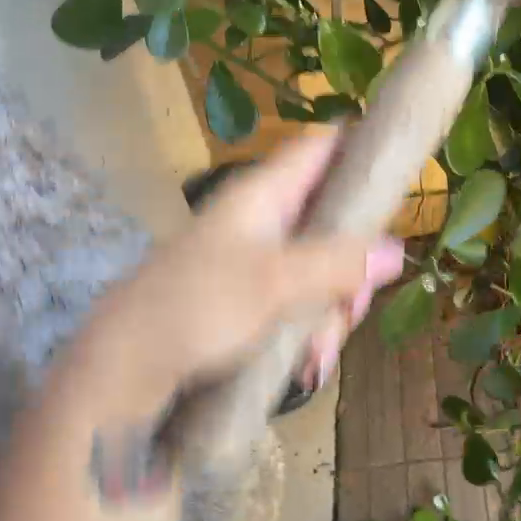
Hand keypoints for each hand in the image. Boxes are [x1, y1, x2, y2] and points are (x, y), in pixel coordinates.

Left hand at [64, 129, 405, 421]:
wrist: (121, 372)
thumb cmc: (194, 309)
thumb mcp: (275, 283)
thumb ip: (338, 263)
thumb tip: (396, 250)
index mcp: (264, 196)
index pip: (322, 148)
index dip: (362, 149)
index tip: (399, 180)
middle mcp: (264, 222)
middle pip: (335, 221)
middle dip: (355, 268)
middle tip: (355, 307)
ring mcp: (257, 263)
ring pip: (323, 271)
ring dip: (331, 314)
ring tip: (317, 356)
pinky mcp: (250, 303)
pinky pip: (300, 305)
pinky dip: (308, 333)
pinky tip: (304, 366)